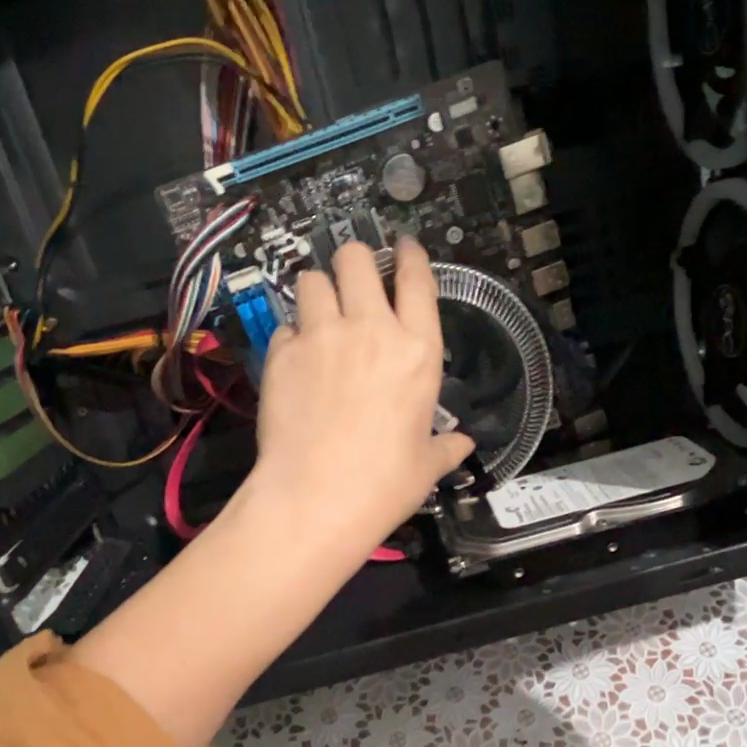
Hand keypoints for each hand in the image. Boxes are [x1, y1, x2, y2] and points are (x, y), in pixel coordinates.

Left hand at [250, 238, 475, 551]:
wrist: (316, 499)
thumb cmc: (384, 484)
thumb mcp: (426, 466)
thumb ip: (446, 447)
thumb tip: (464, 445)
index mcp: (417, 351)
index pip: (416, 278)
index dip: (409, 254)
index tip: (403, 246)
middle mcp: (370, 330)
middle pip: (355, 258)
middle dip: (354, 260)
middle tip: (352, 278)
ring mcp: (321, 337)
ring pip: (311, 279)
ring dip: (317, 290)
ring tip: (319, 313)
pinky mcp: (281, 354)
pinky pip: (286, 326)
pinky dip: (292, 335)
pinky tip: (297, 360)